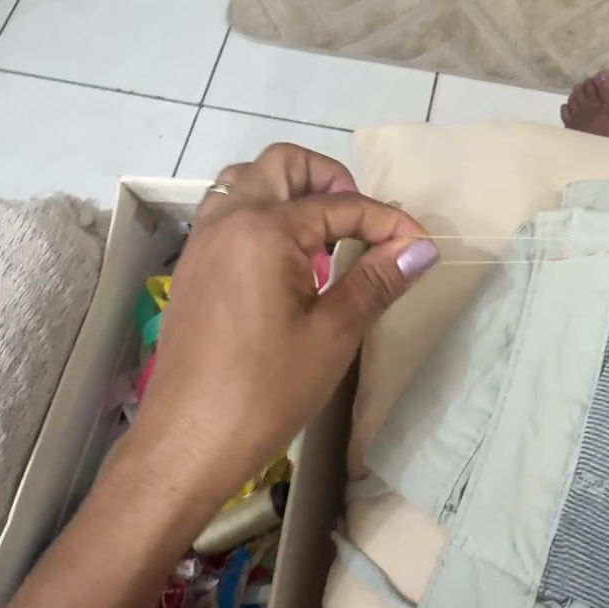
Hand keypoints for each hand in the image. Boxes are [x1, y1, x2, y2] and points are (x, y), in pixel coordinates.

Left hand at [137, 144, 437, 497]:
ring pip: (249, 181)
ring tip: (326, 235)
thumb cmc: (265, 391)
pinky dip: (265, 214)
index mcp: (265, 229)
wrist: (186, 444)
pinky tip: (289, 261)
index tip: (420, 245)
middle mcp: (228, 219)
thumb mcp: (333, 334)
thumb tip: (421, 248)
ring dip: (293, 192)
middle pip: (285, 164)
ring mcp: (203, 241)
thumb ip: (378, 280)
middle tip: (361, 223)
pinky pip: (230, 212)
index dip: (388, 222)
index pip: (341, 206)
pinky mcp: (193, 266)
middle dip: (332, 180)